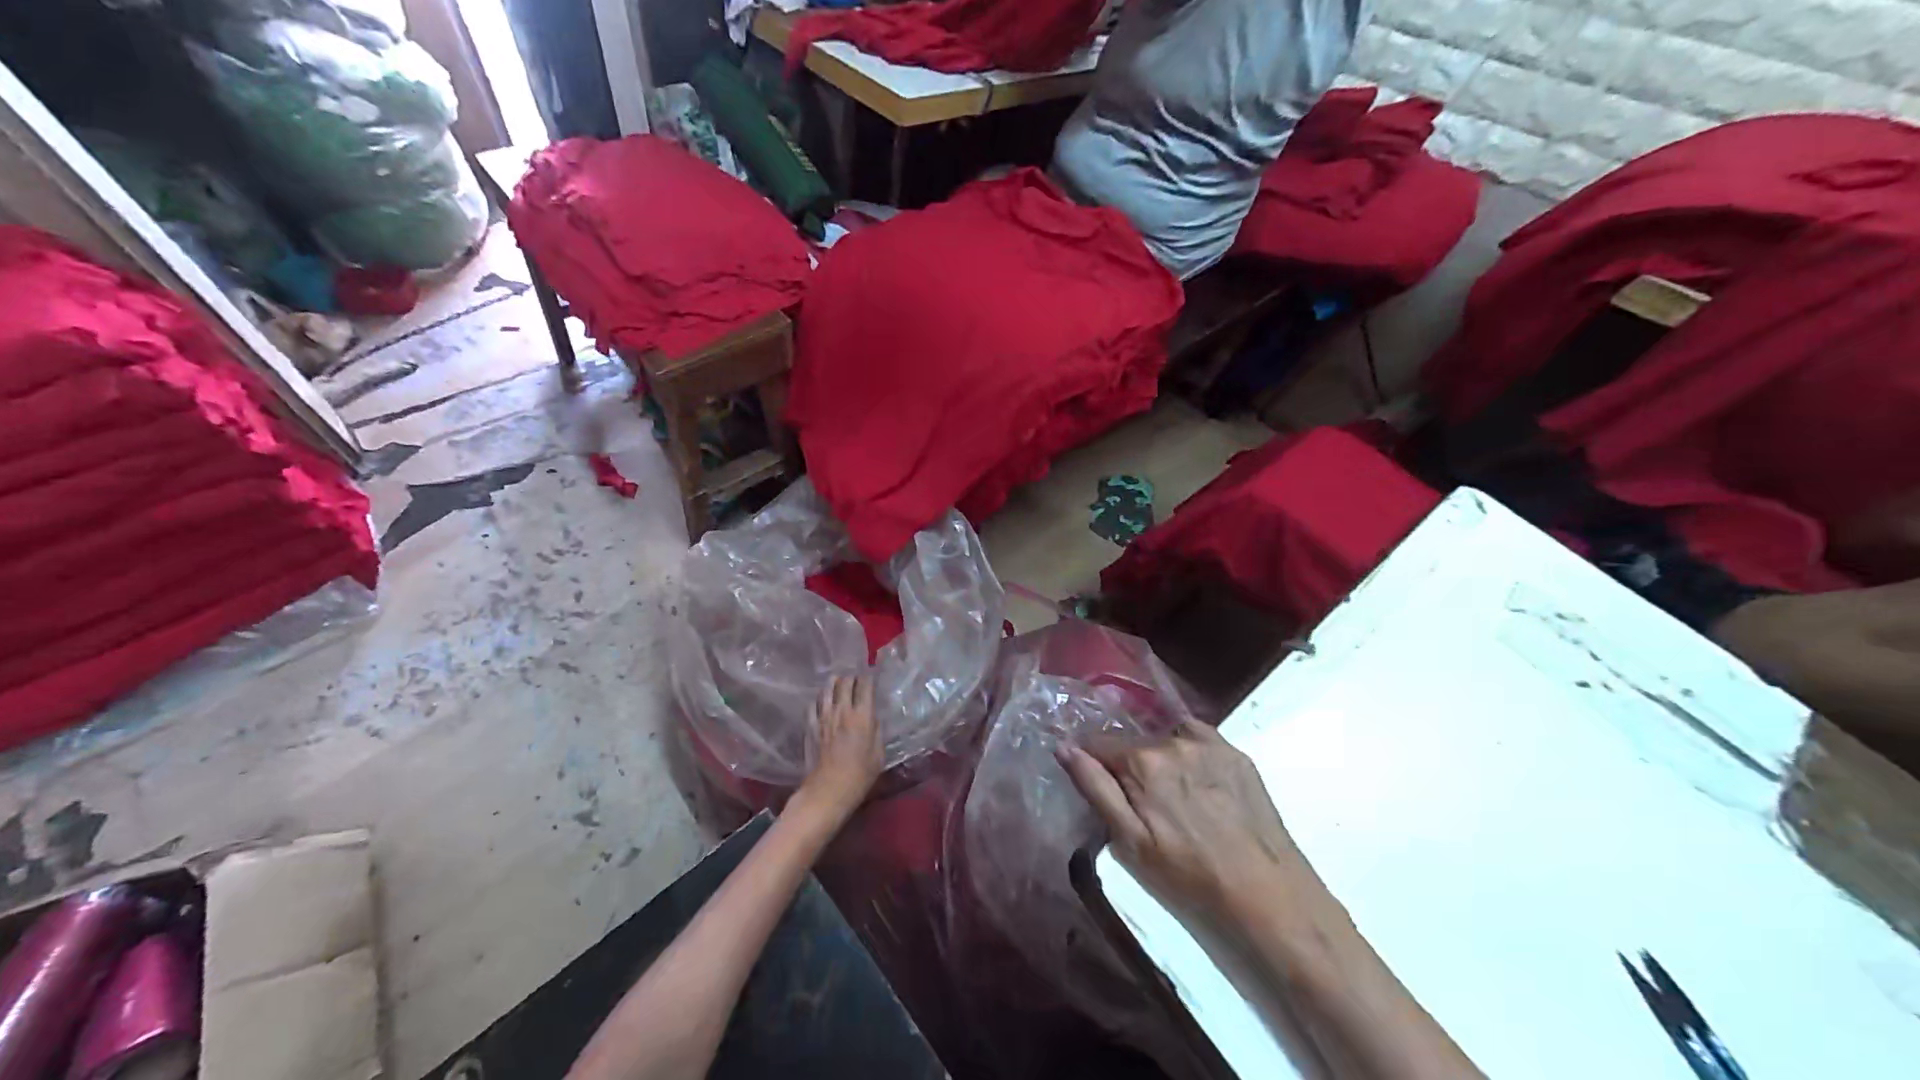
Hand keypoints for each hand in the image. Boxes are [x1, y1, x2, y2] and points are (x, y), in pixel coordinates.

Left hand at [795, 675, 882, 820]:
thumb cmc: (860, 775)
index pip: (865, 686)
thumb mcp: (879, 753)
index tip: (871, 676)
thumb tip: (873, 718)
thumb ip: (876, 731)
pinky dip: (819, 699)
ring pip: (826, 689)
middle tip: (855, 679)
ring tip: (838, 682)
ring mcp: (823, 717)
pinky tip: (822, 701)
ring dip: (834, 683)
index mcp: (862, 716)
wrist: (828, 789)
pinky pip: (813, 704)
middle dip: (851, 677)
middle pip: (844, 683)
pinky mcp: (810, 726)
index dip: (868, 677)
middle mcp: (842, 710)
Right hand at [1058, 721, 1305, 916]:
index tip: (1098, 784)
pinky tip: (1197, 785)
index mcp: (1142, 760)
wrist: (1267, 894)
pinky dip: (1189, 753)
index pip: (1098, 742)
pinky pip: (1198, 739)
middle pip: (1134, 740)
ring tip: (1173, 797)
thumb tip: (1064, 747)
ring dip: (1160, 758)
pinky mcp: (1237, 752)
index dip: (1093, 763)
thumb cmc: (1189, 875)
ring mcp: (1210, 742)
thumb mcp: (1130, 841)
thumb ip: (1095, 787)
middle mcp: (1174, 738)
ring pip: (1166, 738)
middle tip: (1140, 803)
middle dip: (1128, 764)